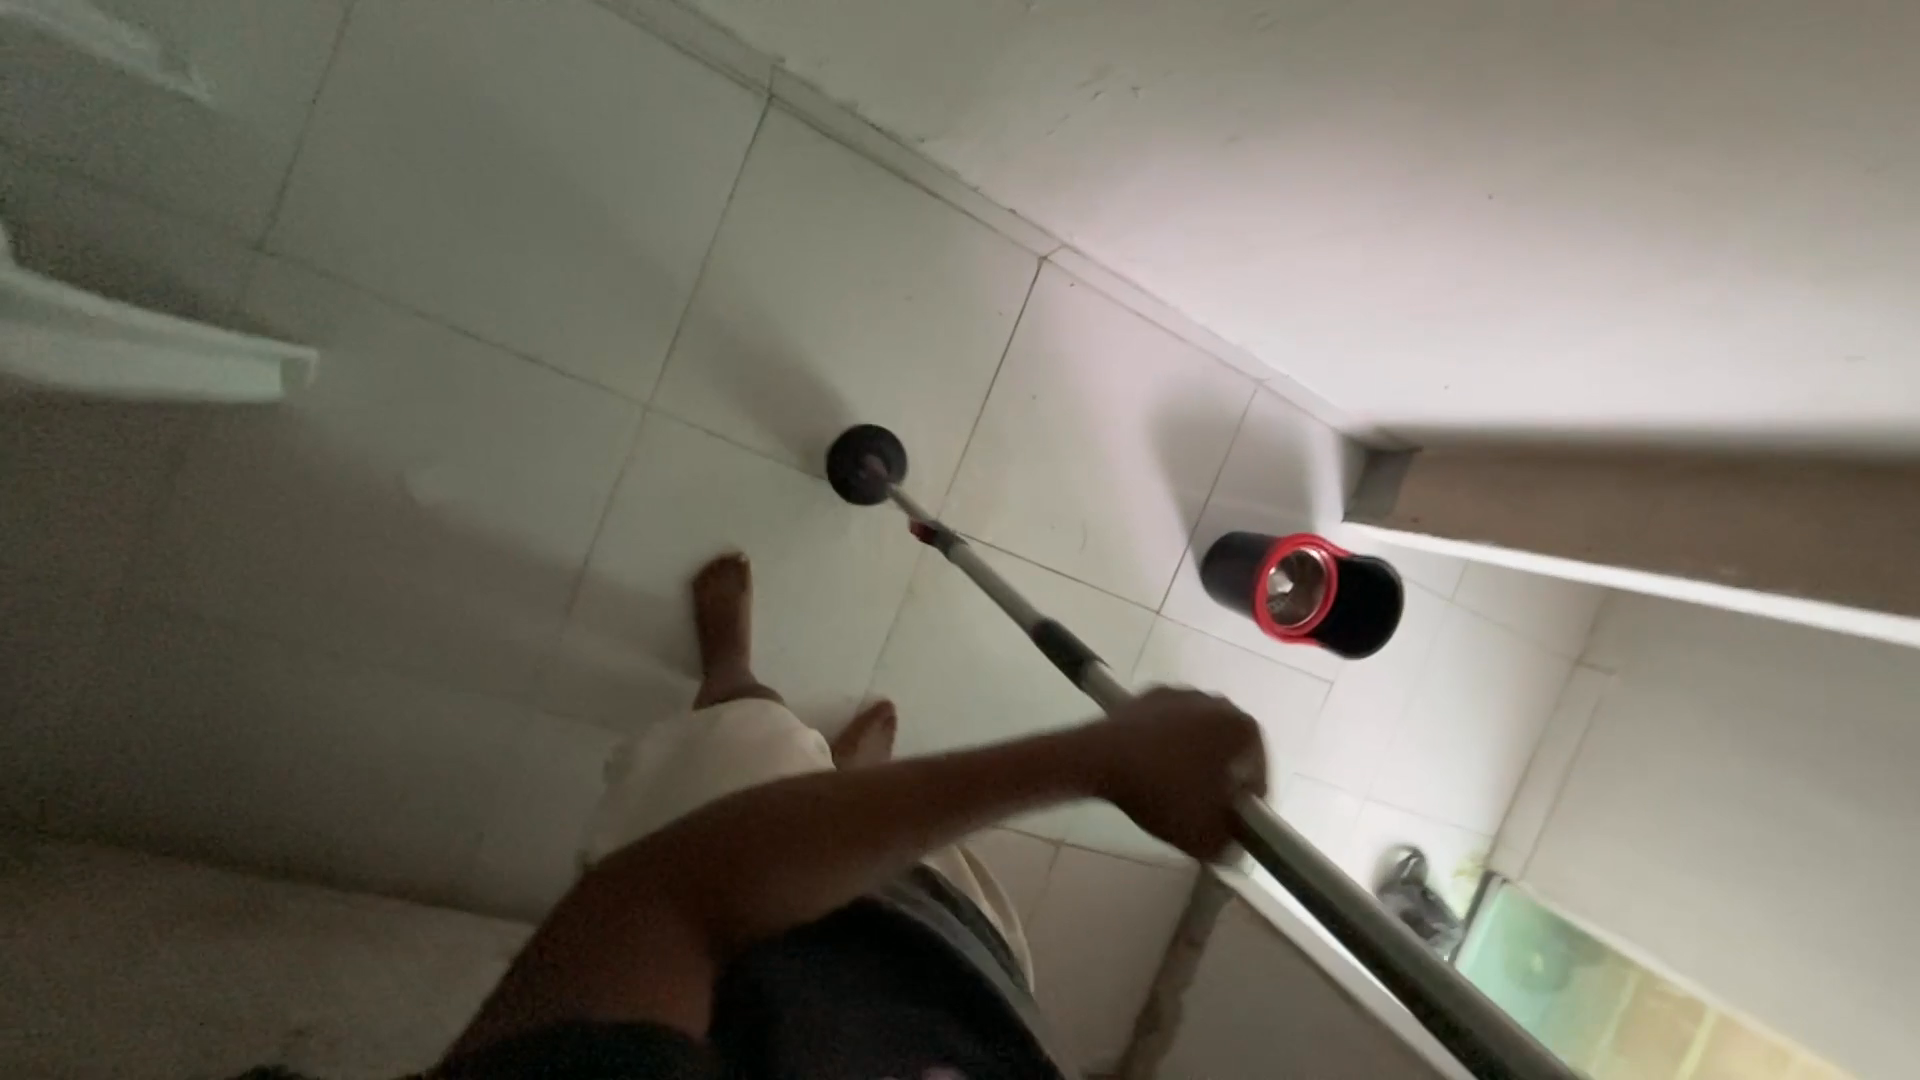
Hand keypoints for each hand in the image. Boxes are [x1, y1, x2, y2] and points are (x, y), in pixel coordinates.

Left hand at [1081, 687, 1266, 861]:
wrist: (1099, 759)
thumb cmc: (1163, 794)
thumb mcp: (1207, 839)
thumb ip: (1233, 846)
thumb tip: (1234, 845)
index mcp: (1243, 729)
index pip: (1257, 779)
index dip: (1243, 808)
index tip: (1224, 825)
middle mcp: (1218, 703)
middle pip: (1229, 753)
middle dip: (1219, 781)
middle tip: (1199, 810)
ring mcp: (1181, 693)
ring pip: (1198, 738)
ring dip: (1191, 761)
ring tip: (1170, 791)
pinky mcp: (1149, 695)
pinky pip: (1168, 727)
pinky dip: (1164, 745)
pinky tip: (1150, 768)